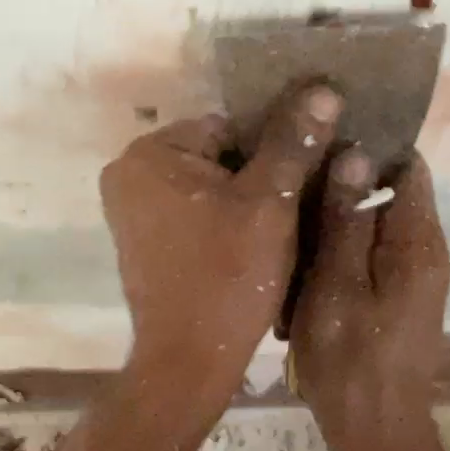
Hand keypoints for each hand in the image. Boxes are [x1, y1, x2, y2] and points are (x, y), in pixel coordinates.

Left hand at [100, 87, 340, 385]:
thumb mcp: (270, 202)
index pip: (229, 127)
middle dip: (257, 178)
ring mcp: (130, 211)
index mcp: (149, 153)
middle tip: (295, 211)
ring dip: (244, 203)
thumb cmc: (228, 275)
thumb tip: (322, 89)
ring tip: (277, 233)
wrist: (189, 361)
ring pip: (208, 188)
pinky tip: (250, 250)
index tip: (301, 184)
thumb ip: (293, 142)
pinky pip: (193, 215)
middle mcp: (127, 174)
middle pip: (217, 156)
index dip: (272, 152)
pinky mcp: (142, 242)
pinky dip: (222, 224)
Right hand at [289, 152, 449, 439]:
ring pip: (368, 225)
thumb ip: (345, 219)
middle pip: (384, 192)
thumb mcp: (335, 284)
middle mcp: (422, 250)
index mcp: (416, 241)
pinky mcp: (393, 296)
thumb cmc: (350, 359)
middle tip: (287, 188)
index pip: (406, 165)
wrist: (374, 432)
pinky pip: (364, 256)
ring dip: (329, 226)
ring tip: (284, 230)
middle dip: (338, 188)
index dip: (365, 147)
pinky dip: (333, 256)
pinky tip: (298, 272)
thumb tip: (355, 153)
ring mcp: (409, 275)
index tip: (316, 142)